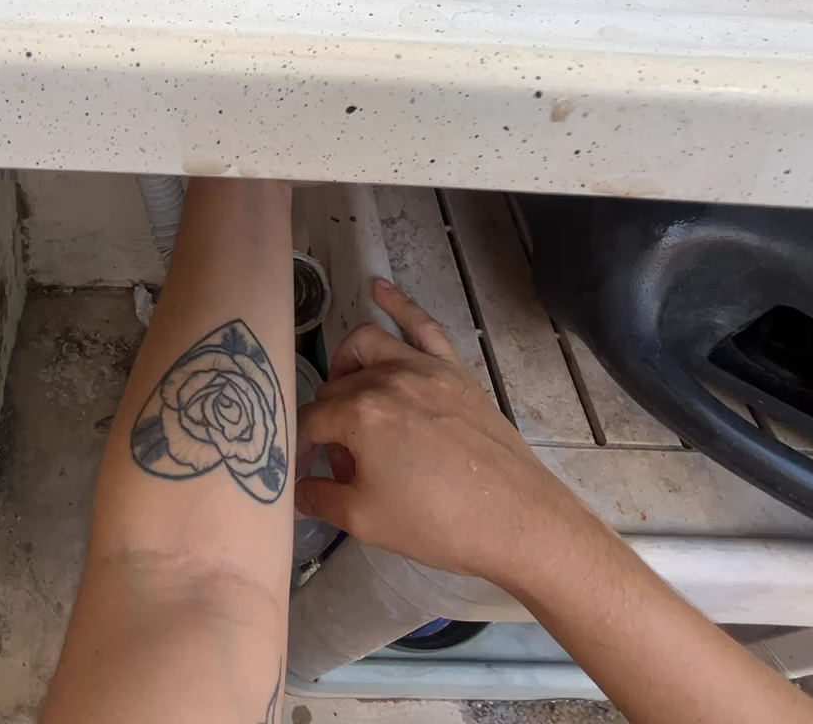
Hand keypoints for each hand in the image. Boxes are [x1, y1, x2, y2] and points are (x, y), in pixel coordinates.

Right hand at [295, 279, 614, 590]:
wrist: (518, 522)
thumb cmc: (437, 524)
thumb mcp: (364, 521)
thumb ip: (318, 498)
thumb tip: (294, 492)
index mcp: (359, 414)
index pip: (310, 421)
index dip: (300, 447)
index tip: (304, 471)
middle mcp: (385, 378)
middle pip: (335, 387)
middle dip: (328, 421)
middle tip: (343, 462)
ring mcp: (422, 367)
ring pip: (366, 344)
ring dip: (346, 364)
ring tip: (347, 394)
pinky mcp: (453, 369)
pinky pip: (422, 324)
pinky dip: (398, 303)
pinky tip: (378, 288)